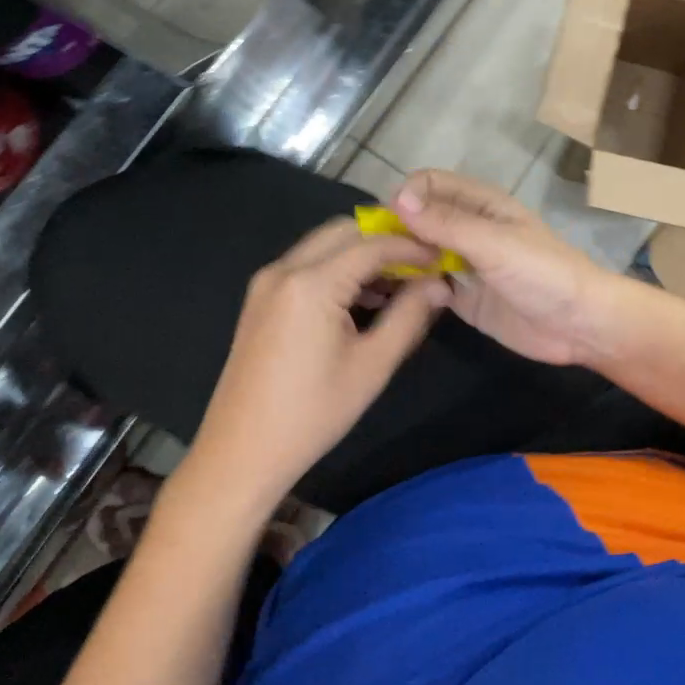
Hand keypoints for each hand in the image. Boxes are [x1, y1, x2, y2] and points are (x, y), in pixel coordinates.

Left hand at [188, 217, 451, 496]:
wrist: (241, 453)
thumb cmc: (313, 412)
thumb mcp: (373, 365)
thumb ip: (410, 315)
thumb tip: (441, 284)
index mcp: (311, 283)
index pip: (372, 243)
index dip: (412, 246)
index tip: (443, 257)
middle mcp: (284, 270)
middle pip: (345, 231)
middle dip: (386, 242)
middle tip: (421, 268)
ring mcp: (267, 282)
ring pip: (325, 245)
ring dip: (362, 255)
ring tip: (400, 286)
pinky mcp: (261, 299)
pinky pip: (307, 264)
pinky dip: (339, 269)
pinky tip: (364, 300)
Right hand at [393, 170, 616, 366]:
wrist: (580, 325)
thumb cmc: (544, 273)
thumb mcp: (495, 243)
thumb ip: (447, 224)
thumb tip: (398, 200)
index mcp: (481, 204)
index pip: (430, 184)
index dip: (407, 196)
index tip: (389, 223)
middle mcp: (469, 230)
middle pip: (420, 220)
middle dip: (396, 232)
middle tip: (375, 258)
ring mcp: (465, 266)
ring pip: (420, 254)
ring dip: (400, 262)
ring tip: (377, 280)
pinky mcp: (464, 299)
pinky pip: (428, 288)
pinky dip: (412, 291)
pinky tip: (398, 301)